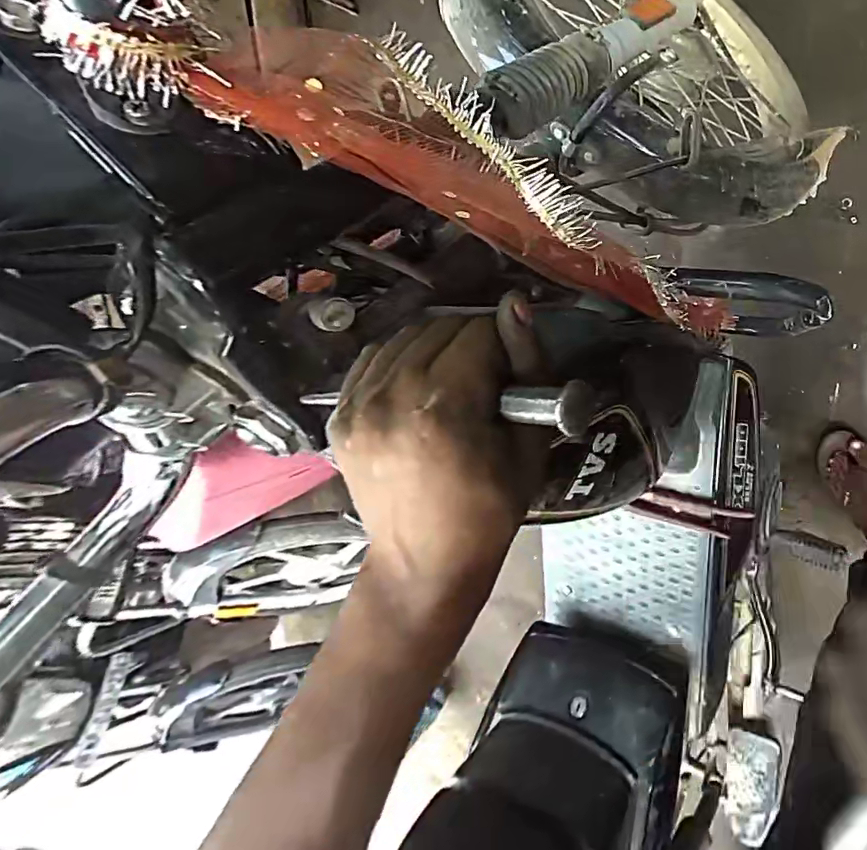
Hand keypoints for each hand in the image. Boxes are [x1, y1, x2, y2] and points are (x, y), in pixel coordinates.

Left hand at [329, 294, 543, 615]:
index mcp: (443, 407)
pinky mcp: (339, 414)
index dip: (503, 347)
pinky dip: (401, 358)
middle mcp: (392, 396)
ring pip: (406, 335)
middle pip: (441, 327)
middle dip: (472, 340)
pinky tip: (418, 381)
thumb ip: (527, 367)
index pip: (479, 332)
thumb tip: (515, 303)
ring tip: (454, 377)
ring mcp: (357, 405)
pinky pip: (374, 358)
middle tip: (487, 376)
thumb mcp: (527, 443)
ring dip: (437, 344)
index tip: (510, 374)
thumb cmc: (489, 510)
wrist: (423, 563)